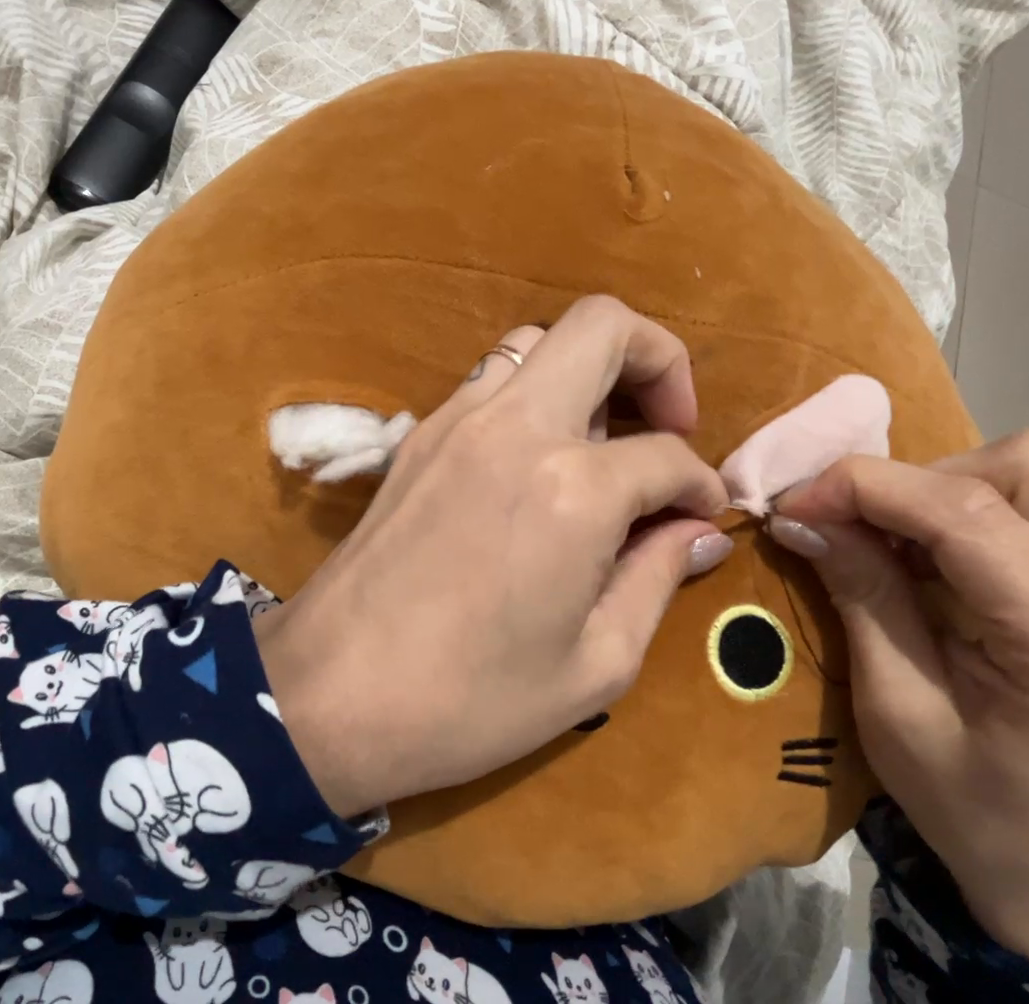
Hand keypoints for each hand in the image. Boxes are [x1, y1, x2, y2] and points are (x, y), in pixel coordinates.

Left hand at [254, 296, 733, 819]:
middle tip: (668, 426)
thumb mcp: (594, 665)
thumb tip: (694, 531)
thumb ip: (656, 580)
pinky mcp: (414, 438)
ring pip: (535, 341)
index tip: (702, 517)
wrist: (326, 698)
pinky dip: (530, 396)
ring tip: (600, 447)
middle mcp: (512, 427)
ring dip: (585, 374)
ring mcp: (453, 422)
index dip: (700, 485)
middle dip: (656, 359)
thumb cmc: (467, 703)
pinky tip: (536, 464)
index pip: (667, 454)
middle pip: (602, 325)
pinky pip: (487, 381)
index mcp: (571, 488)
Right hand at [772, 430, 1028, 961]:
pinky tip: (948, 561)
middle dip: (927, 480)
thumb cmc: (966, 806)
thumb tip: (802, 513)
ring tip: (904, 547)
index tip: (796, 502)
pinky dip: (987, 511)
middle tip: (865, 529)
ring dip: (957, 490)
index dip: (869, 487)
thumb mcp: (893, 709)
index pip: (973, 516)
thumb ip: (861, 595)